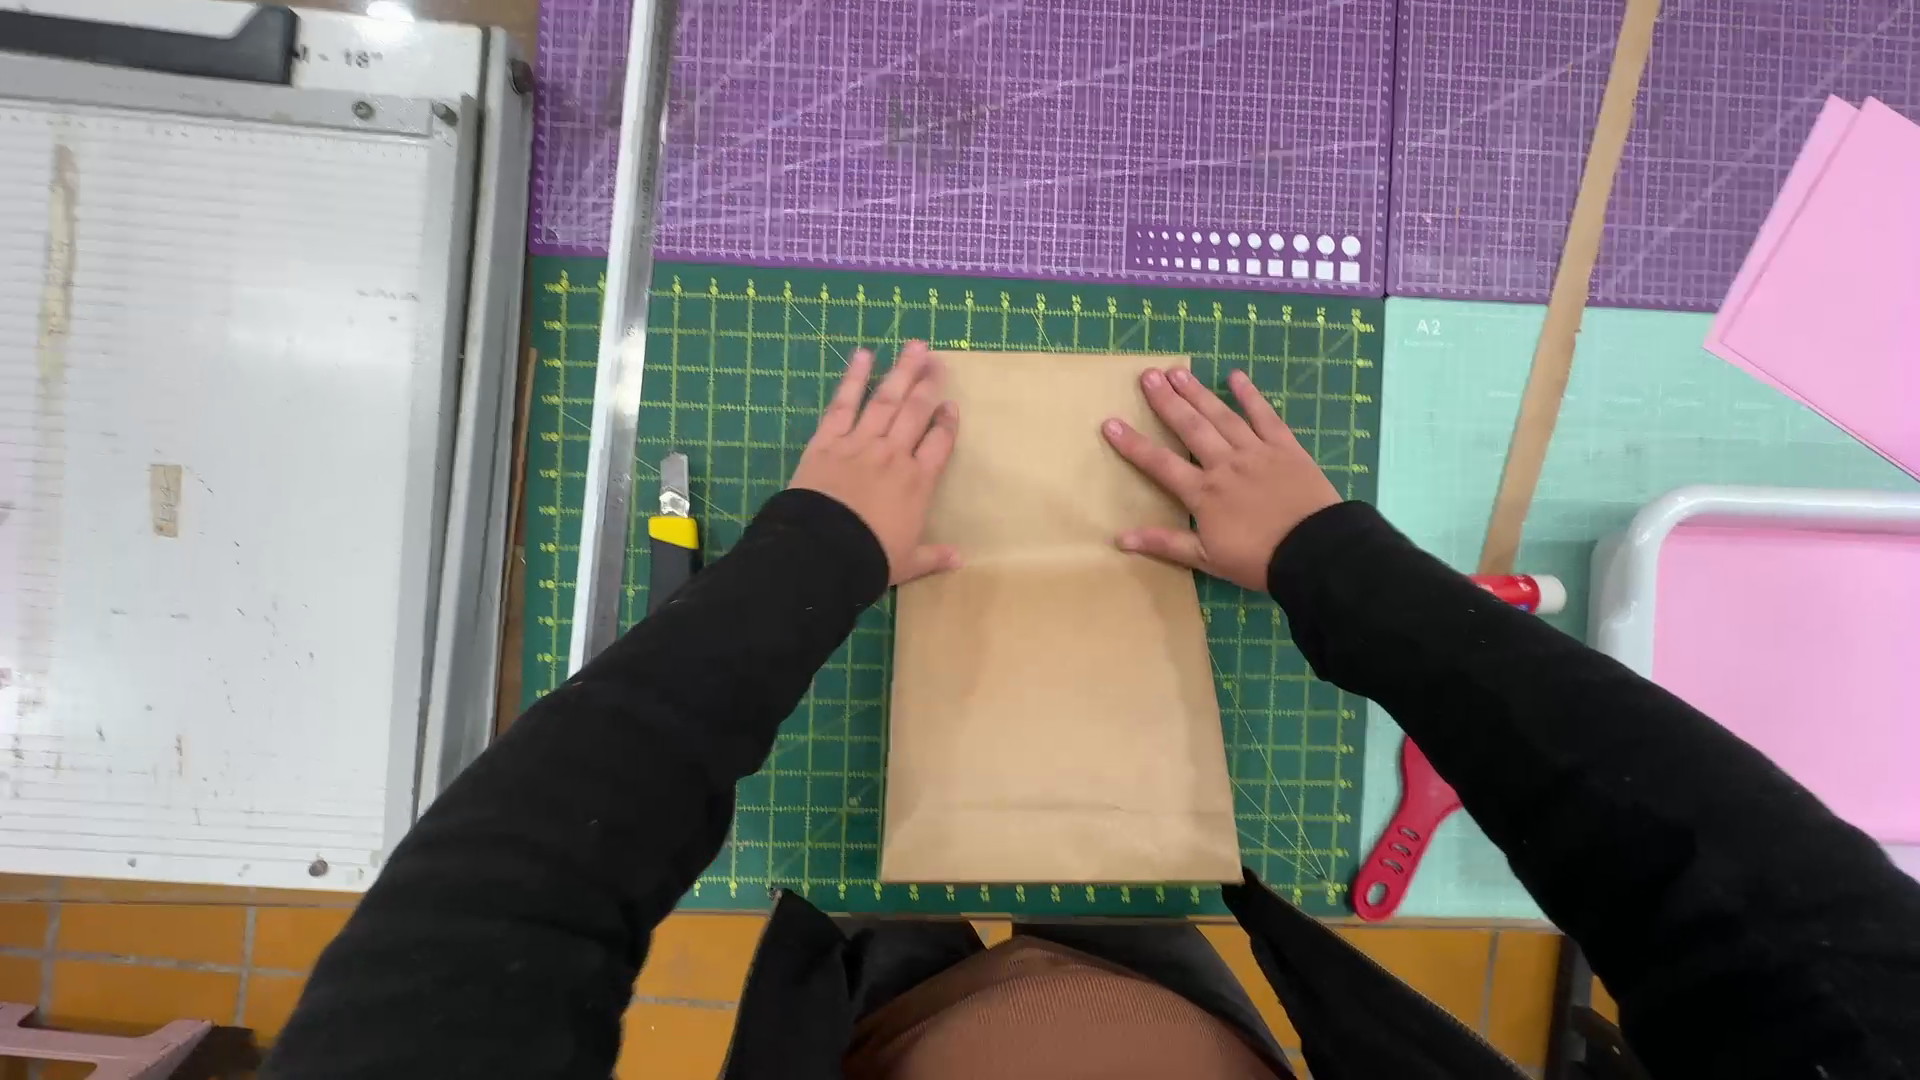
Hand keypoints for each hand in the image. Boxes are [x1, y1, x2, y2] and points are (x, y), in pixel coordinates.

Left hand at [789, 341, 960, 584]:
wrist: (824, 551)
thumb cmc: (870, 558)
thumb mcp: (907, 563)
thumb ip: (933, 556)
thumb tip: (960, 560)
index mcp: (918, 483)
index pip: (939, 443)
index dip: (947, 423)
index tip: (950, 406)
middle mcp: (894, 455)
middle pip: (916, 412)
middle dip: (928, 384)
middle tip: (937, 360)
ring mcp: (861, 443)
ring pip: (886, 400)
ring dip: (902, 372)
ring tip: (915, 347)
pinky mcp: (828, 440)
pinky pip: (843, 404)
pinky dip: (853, 378)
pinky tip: (863, 355)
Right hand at [1102, 367, 1340, 590]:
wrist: (1316, 552)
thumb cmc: (1258, 560)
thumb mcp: (1206, 559)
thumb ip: (1164, 544)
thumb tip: (1120, 539)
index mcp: (1202, 493)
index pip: (1159, 463)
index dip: (1132, 444)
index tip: (1110, 422)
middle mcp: (1224, 464)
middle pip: (1189, 427)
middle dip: (1166, 401)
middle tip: (1147, 375)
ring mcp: (1255, 452)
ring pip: (1221, 416)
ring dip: (1198, 392)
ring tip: (1177, 371)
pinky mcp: (1285, 447)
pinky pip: (1265, 416)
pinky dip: (1250, 395)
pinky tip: (1235, 377)